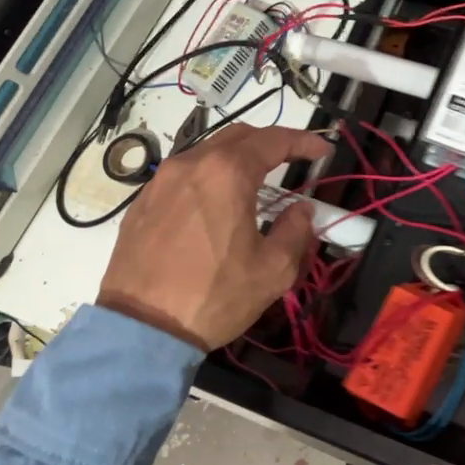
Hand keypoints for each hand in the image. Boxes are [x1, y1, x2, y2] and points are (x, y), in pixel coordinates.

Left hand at [96, 123, 330, 351]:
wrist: (142, 328)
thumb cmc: (215, 296)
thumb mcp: (274, 269)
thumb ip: (296, 230)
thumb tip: (300, 210)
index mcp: (228, 173)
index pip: (274, 140)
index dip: (304, 142)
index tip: (323, 151)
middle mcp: (192, 164)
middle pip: (238, 136)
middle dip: (270, 143)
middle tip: (294, 160)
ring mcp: (161, 182)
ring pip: (208, 152)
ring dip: (238, 159)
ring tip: (257, 183)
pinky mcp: (143, 203)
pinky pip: (184, 175)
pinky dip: (210, 177)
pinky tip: (218, 204)